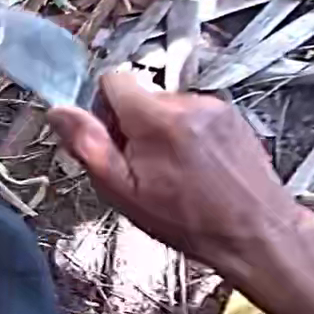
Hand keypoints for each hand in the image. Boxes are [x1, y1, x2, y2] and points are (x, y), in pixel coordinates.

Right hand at [47, 71, 309, 275]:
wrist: (255, 233)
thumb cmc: (185, 218)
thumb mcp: (120, 189)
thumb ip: (87, 144)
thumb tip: (59, 112)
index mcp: (157, 119)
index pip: (112, 80)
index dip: (100, 108)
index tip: (107, 138)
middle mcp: (189, 103)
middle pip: (137, 96)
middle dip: (128, 125)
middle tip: (136, 165)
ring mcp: (215, 108)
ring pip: (163, 106)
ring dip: (155, 131)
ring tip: (165, 169)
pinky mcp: (232, 117)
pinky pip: (189, 114)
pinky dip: (181, 134)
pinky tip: (188, 166)